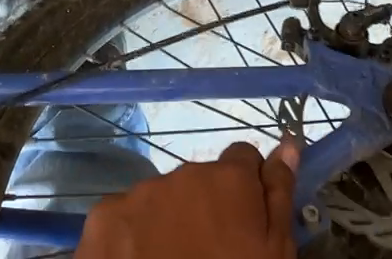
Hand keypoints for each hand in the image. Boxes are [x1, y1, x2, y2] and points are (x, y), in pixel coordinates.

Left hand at [74, 140, 298, 258]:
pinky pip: (123, 218)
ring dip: (166, 221)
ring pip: (160, 199)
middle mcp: (184, 173)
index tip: (242, 222)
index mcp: (230, 179)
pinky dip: (128, 237)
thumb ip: (279, 194)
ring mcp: (140, 194)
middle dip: (203, 208)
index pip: (244, 158)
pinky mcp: (103, 219)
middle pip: (199, 181)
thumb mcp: (272, 254)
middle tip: (205, 254)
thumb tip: (288, 145)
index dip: (246, 188)